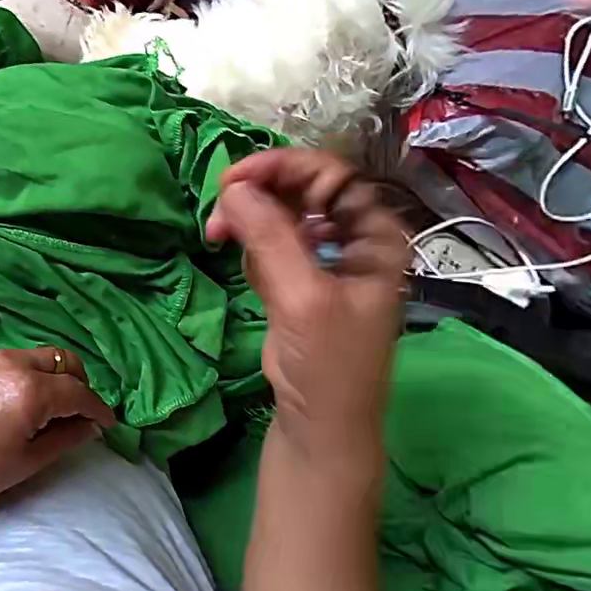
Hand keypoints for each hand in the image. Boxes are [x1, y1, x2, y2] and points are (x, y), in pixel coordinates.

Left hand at [0, 347, 116, 532]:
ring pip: (40, 358)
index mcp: (30, 389)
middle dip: (80, 384)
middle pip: (64, 361)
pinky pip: (16, 361)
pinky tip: (24, 406)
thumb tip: (90, 425)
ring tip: (52, 414)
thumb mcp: (25, 462)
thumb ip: (65, 437)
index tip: (108, 424)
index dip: (99, 409)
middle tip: (81, 416)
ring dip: (55, 378)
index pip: (79, 391)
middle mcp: (12, 362)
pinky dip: (32, 376)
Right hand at [206, 149, 407, 456]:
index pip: (331, 177)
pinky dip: (247, 239)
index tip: (234, 178)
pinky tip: (235, 253)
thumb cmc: (329, 364)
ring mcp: (323, 256)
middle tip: (218, 206)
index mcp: (375, 235)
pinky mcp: (296, 275)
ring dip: (246, 216)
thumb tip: (234, 188)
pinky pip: (268, 239)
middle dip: (258, 192)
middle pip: (302, 189)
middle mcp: (353, 237)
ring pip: (279, 212)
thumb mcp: (303, 298)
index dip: (283, 168)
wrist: (319, 422)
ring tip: (215, 234)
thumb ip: (272, 239)